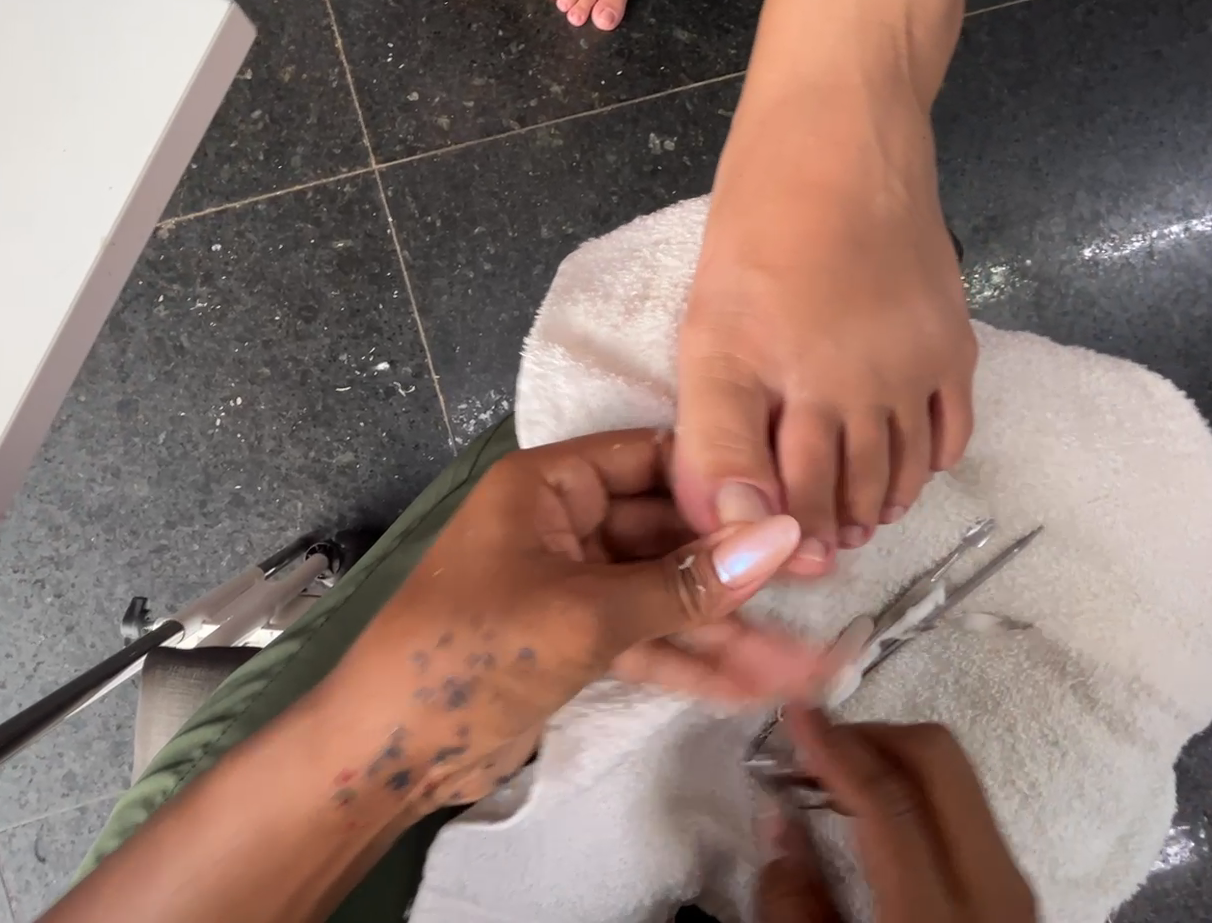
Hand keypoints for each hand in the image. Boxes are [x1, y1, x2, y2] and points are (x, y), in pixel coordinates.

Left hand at [317, 429, 811, 809]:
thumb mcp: (586, 612)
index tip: (789, 506)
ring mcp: (573, 584)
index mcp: (549, 485)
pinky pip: (646, 636)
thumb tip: (779, 539)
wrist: (391, 751)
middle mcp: (564, 523)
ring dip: (725, 627)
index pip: (650, 459)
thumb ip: (686, 582)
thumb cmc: (476, 649)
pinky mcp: (577, 638)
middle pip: (665, 531)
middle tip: (819, 581)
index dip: (719, 483)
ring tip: (806, 657)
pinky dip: (691, 660)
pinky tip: (756, 684)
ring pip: (662, 592)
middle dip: (734, 567)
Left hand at [674, 83, 976, 569]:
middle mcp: (875, 394)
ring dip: (881, 499)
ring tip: (862, 520)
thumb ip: (720, 438)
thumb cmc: (754, 232)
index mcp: (806, 396)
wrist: (838, 136)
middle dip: (835, 524)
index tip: (784, 559)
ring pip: (904, 464)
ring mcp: (922, 367)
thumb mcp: (708, 336)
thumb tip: (743, 530)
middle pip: (858, 485)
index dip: (790, 536)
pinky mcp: (954, 337)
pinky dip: (932, 458)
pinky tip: (915, 468)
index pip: (801, 498)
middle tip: (822, 548)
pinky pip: (953, 425)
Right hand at [755, 707, 1034, 922]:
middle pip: (939, 760)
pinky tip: (871, 812)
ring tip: (833, 779)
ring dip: (887, 755)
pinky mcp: (1017, 886)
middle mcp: (997, 890)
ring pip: (954, 774)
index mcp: (941, 920)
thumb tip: (778, 818)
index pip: (892, 805)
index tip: (794, 715)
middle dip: (869, 734)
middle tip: (814, 747)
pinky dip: (910, 784)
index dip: (837, 749)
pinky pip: (961, 803)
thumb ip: (794, 906)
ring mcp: (1017, 885)